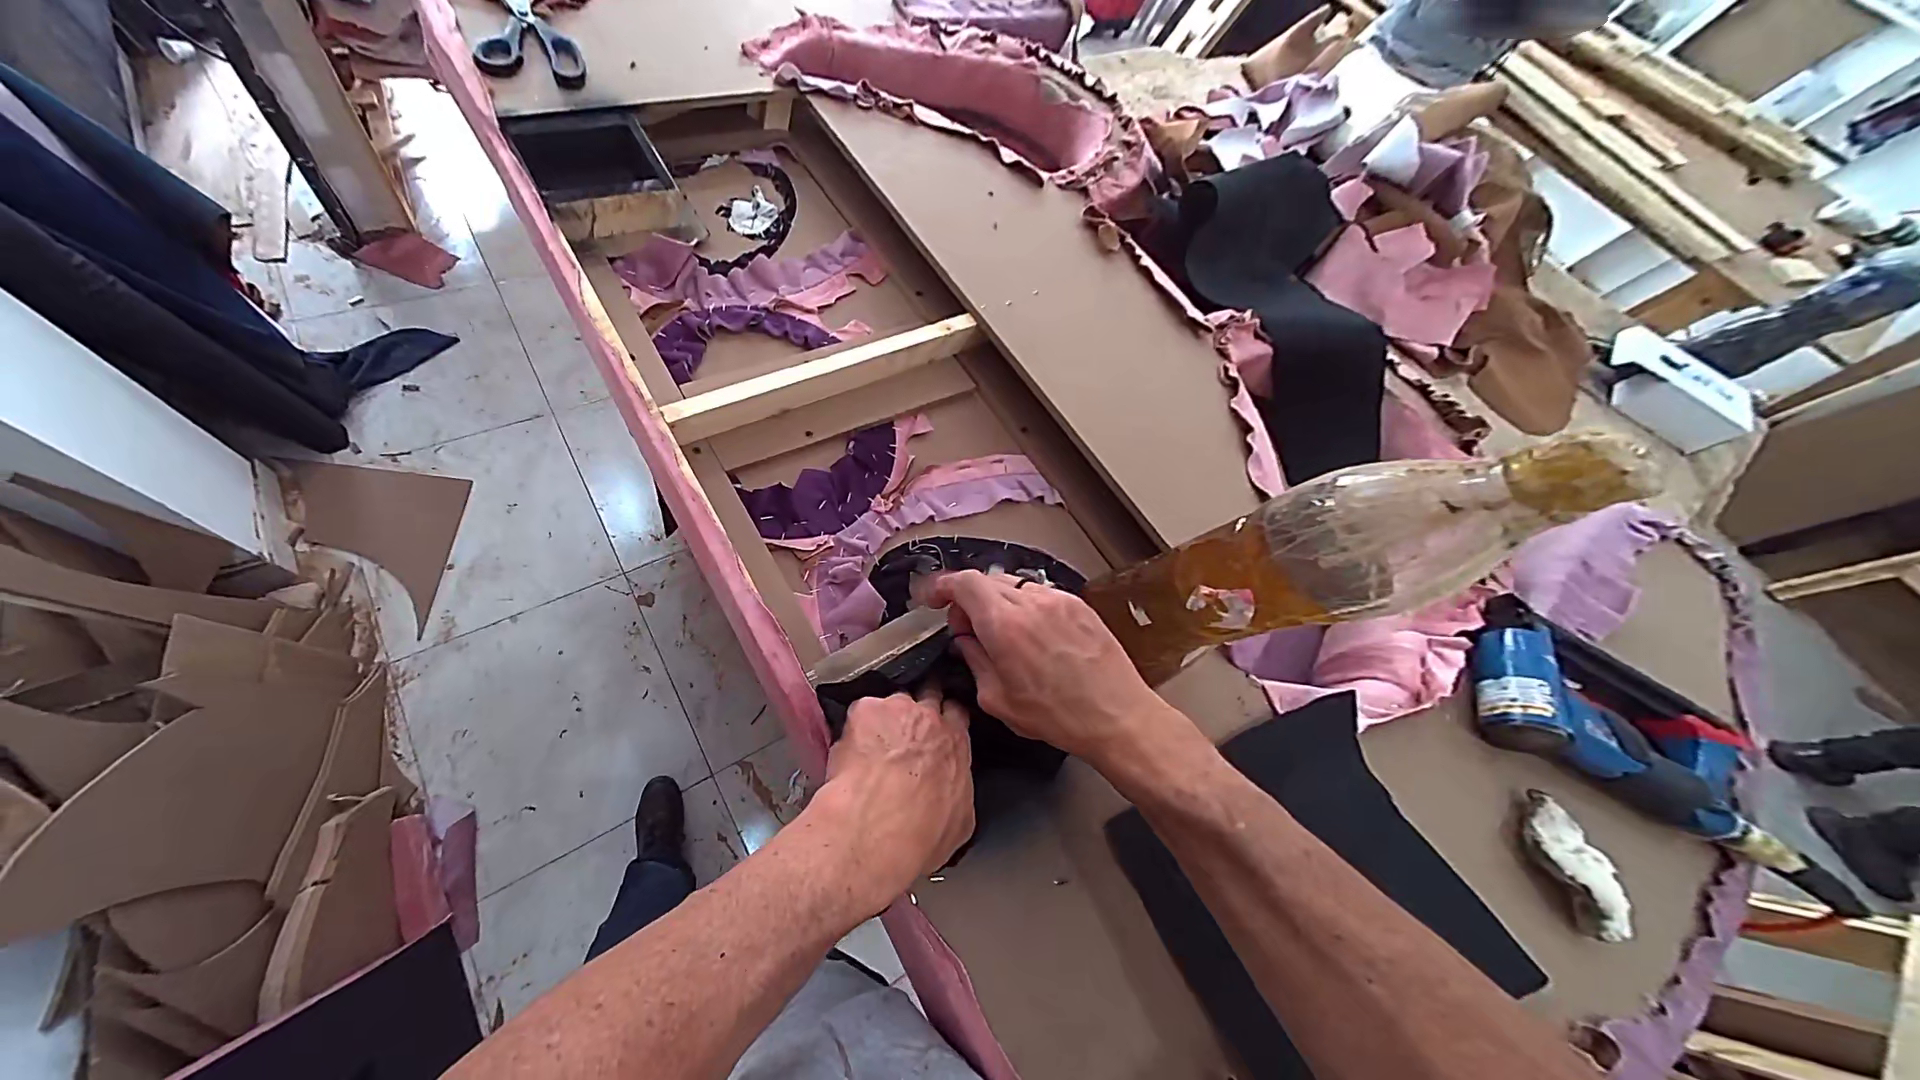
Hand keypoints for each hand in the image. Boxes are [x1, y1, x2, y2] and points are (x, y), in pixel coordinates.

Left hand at [813, 688, 972, 909]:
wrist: (877, 828)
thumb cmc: (919, 833)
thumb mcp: (960, 823)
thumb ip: (958, 791)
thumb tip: (951, 794)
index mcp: (956, 744)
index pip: (957, 713)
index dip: (947, 716)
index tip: (939, 722)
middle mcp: (929, 718)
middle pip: (929, 692)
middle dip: (920, 702)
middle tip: (907, 721)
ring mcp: (896, 709)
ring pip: (893, 700)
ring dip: (885, 715)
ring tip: (871, 739)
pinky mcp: (865, 710)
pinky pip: (860, 710)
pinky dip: (855, 725)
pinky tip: (849, 746)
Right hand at [928, 570, 1192, 771]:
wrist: (1117, 715)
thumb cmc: (1061, 716)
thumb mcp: (998, 700)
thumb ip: (974, 661)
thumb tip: (966, 642)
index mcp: (1004, 626)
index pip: (963, 583)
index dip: (942, 586)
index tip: (934, 598)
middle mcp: (1031, 603)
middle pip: (986, 579)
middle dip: (968, 598)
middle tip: (967, 627)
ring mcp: (1058, 600)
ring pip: (1013, 584)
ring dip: (997, 601)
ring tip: (1002, 633)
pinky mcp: (1078, 604)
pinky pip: (1040, 593)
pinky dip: (1025, 605)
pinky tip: (1031, 634)